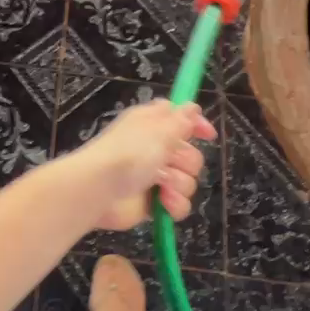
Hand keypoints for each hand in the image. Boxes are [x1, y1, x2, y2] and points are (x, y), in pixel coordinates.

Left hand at [69, 100, 217, 230]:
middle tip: (168, 161)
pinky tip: (162, 201)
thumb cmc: (128, 152)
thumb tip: (192, 107)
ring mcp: (156, 177)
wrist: (100, 188)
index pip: (181, 118)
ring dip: (178, 183)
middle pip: (192, 154)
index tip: (209, 134)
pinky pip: (181, 204)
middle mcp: (156, 148)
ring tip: (159, 183)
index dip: (196, 125)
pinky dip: (174, 203)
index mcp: (153, 124)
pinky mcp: (155, 202)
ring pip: (188, 181)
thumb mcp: (157, 130)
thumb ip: (179, 120)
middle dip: (185, 161)